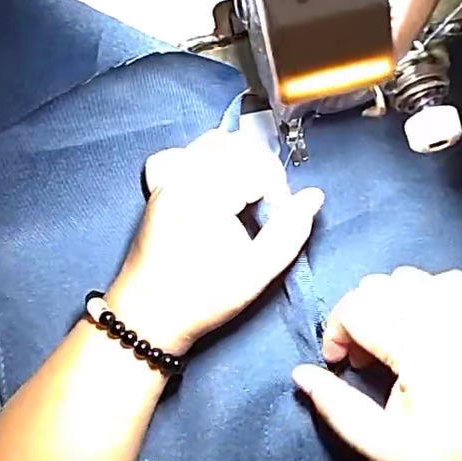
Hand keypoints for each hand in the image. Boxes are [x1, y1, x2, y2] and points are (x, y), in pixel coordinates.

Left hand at [105, 128, 323, 354]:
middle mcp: (184, 177)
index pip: (260, 168)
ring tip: (242, 198)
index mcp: (209, 195)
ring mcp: (166, 180)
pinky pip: (181, 154)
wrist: (147, 316)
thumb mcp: (257, 272)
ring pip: (210, 144)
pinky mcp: (156, 188)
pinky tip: (210, 184)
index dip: (279, 193)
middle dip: (260, 173)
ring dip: (236, 162)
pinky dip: (201, 159)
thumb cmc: (203, 298)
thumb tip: (314, 197)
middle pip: (238, 148)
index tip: (276, 221)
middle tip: (264, 211)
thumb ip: (291, 231)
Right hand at [290, 267, 461, 460]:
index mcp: (423, 344)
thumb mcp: (387, 449)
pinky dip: (421, 295)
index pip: (358, 308)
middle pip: (378, 287)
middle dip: (357, 318)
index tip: (338, 366)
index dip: (335, 333)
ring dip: (386, 305)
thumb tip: (301, 374)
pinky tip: (422, 329)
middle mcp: (448, 315)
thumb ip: (338, 408)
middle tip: (361, 364)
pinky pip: (444, 281)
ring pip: (408, 278)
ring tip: (389, 347)